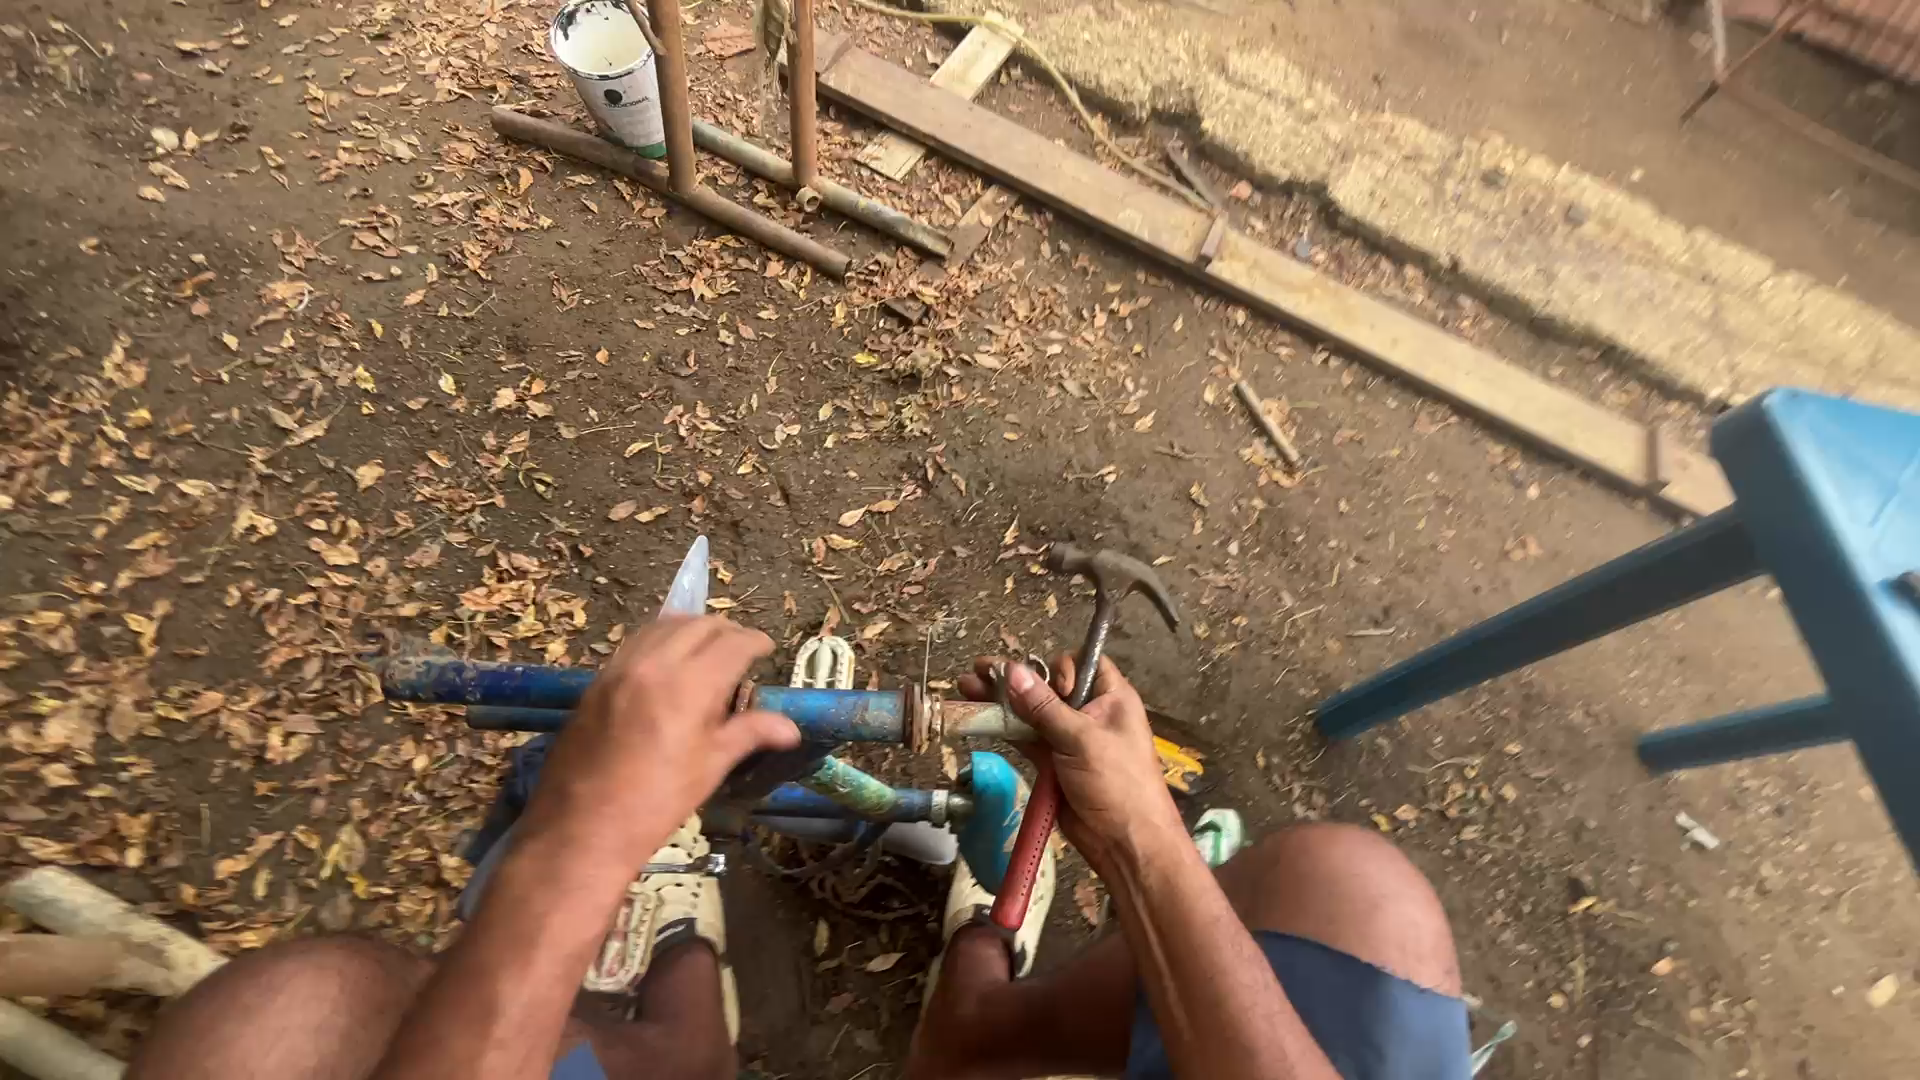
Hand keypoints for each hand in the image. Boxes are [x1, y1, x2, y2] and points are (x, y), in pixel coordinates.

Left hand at [518, 616, 799, 867]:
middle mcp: (653, 665)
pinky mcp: (597, 682)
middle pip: (699, 625)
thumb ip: (751, 733)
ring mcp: (620, 670)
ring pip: (664, 626)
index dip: (756, 642)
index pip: (733, 644)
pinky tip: (669, 660)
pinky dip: (661, 638)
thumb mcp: (710, 767)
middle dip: (728, 631)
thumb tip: (791, 729)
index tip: (768, 648)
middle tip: (743, 648)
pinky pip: (636, 641)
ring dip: (693, 628)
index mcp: (689, 686)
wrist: (578, 832)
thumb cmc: (656, 803)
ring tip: (708, 647)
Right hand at [959, 654, 1185, 872]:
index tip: (1049, 687)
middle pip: (1049, 684)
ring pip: (1031, 710)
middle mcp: (1090, 710)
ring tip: (967, 685)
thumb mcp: (1081, 738)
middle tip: (980, 669)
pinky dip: (1003, 726)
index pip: (1083, 662)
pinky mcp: (1053, 759)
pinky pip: (1025, 735)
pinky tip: (978, 714)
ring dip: (1001, 699)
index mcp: (1111, 697)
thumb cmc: (1117, 782)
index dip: (1059, 668)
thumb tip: (1010, 671)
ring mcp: (1069, 736)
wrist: (1125, 843)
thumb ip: (1042, 706)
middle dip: (1015, 677)